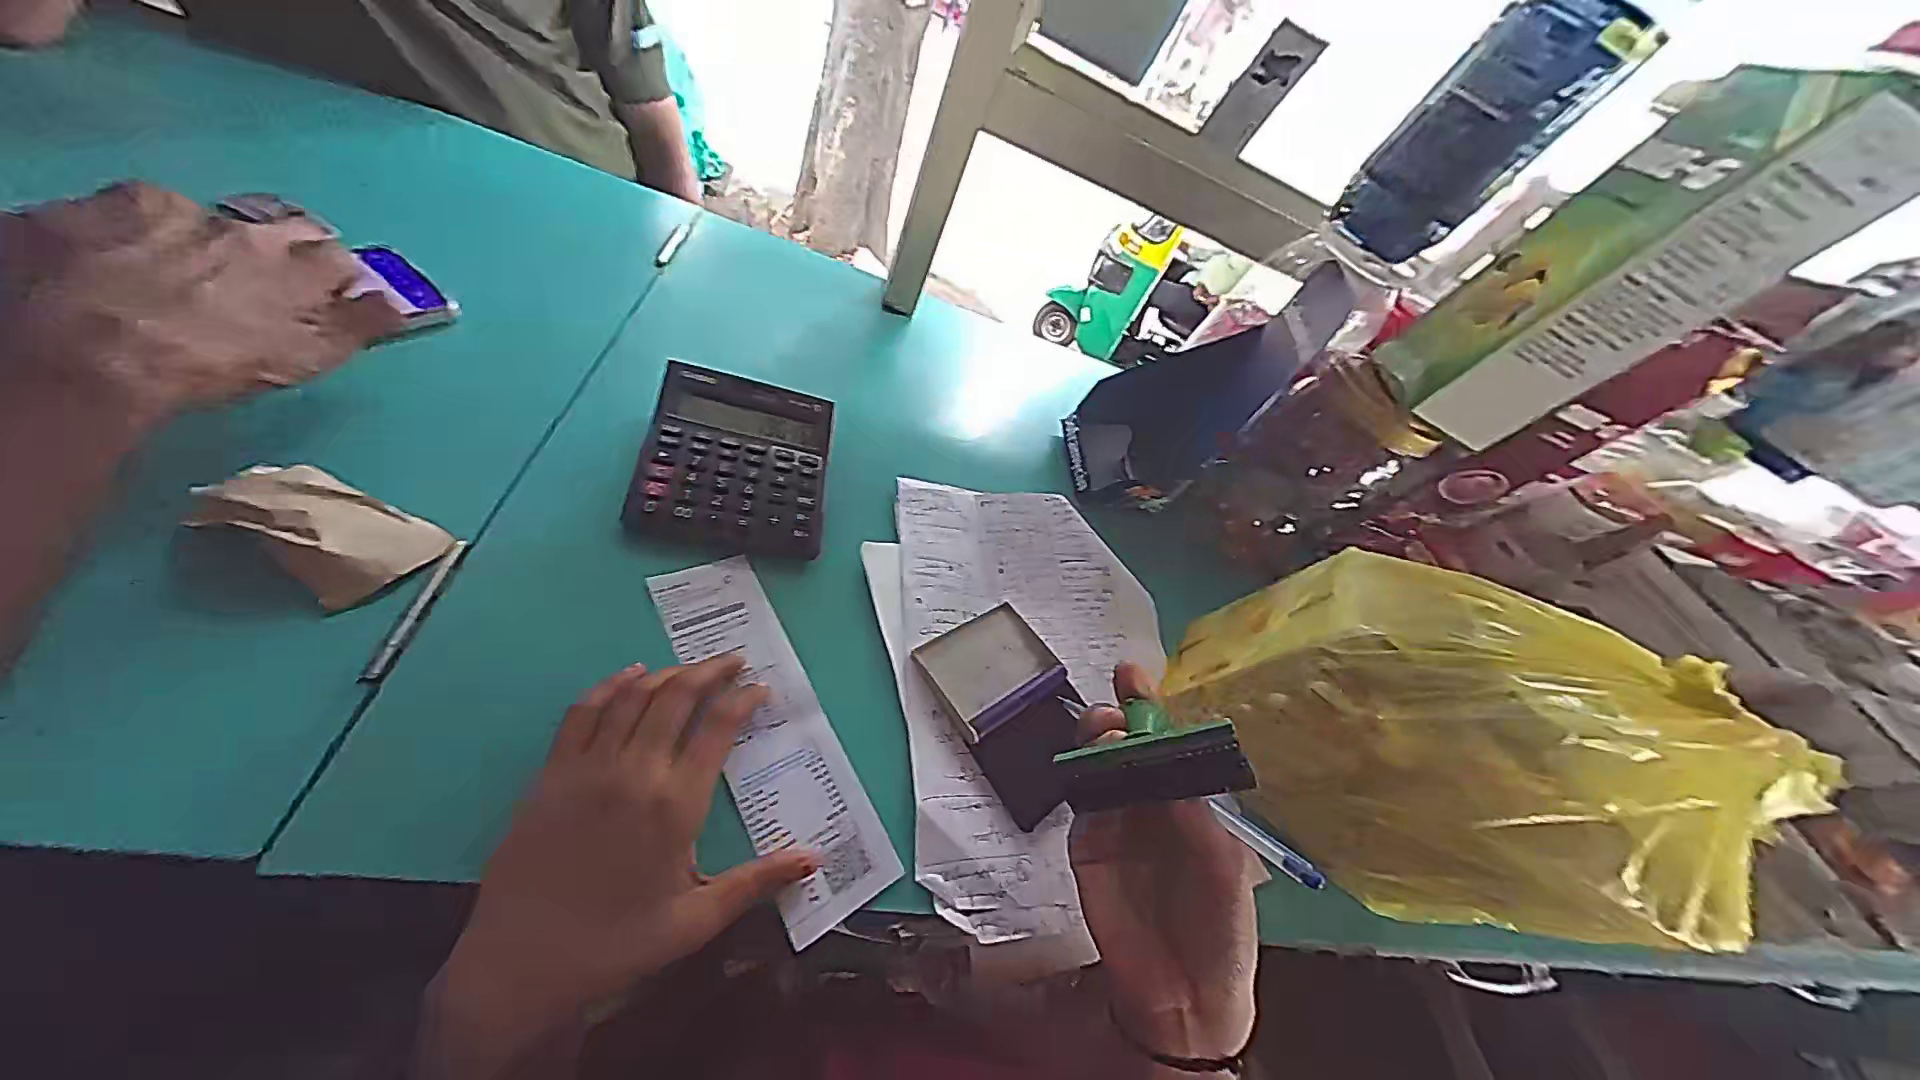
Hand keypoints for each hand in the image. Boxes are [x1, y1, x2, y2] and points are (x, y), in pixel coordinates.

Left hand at [0, 181, 400, 424]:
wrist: (83, 352)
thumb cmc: (216, 363)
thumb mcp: (307, 355)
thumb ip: (360, 325)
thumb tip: (400, 305)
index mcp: (294, 264)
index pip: (337, 257)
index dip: (339, 274)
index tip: (335, 293)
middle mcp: (235, 226)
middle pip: (276, 224)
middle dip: (284, 245)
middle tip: (269, 278)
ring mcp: (154, 211)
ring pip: (200, 215)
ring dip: (208, 237)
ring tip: (191, 271)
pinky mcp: (81, 210)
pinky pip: (119, 214)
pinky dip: (130, 234)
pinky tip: (120, 262)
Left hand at [425, 656, 818, 1074]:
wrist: (518, 967)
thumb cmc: (617, 943)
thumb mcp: (697, 920)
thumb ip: (758, 881)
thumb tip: (816, 858)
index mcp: (677, 804)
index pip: (719, 727)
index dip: (744, 698)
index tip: (761, 688)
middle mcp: (636, 773)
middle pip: (679, 698)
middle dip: (712, 671)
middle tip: (735, 660)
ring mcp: (589, 768)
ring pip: (635, 697)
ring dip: (669, 673)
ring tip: (693, 667)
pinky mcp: (552, 774)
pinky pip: (584, 712)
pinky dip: (611, 685)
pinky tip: (631, 674)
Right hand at [1071, 663, 1264, 1064]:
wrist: (1182, 996)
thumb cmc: (1220, 929)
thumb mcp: (1226, 867)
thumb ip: (1200, 816)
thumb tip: (1169, 766)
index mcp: (1187, 797)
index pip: (1166, 740)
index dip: (1151, 707)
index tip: (1135, 676)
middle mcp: (1149, 798)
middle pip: (1125, 743)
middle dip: (1117, 716)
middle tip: (1114, 709)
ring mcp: (1115, 817)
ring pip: (1097, 763)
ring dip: (1095, 740)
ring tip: (1102, 733)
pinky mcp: (1086, 841)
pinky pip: (1080, 800)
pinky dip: (1080, 778)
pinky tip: (1086, 768)